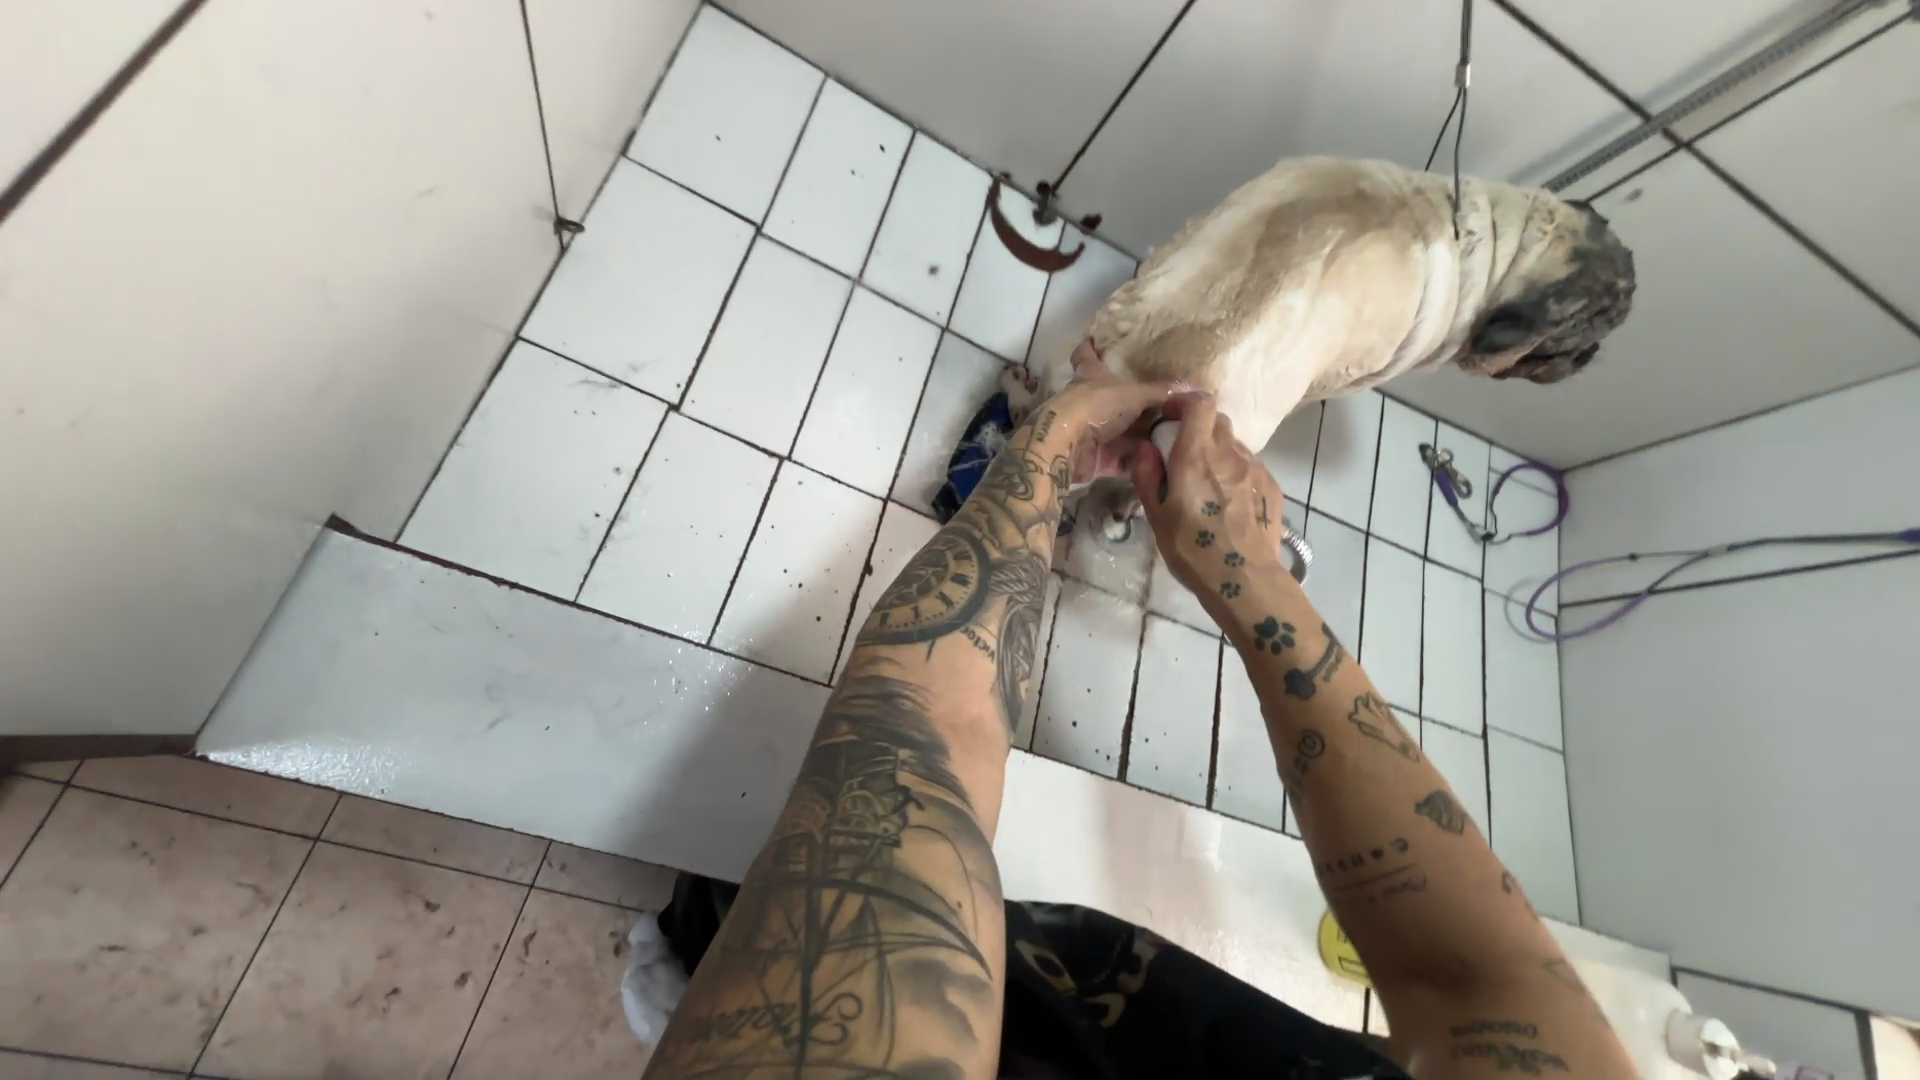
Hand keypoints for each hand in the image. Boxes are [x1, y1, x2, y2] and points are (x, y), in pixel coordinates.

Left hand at [1033, 340, 1175, 484]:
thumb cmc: (1095, 406)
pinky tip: (1162, 460)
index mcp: (1090, 376)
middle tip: (1167, 403)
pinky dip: (1138, 461)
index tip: (1093, 339)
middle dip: (1134, 403)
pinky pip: (1121, 459)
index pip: (1085, 355)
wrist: (1068, 445)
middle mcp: (1088, 401)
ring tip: (1176, 434)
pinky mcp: (1093, 457)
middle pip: (1111, 399)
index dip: (1089, 347)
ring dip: (1142, 436)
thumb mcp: (1134, 393)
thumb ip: (1161, 392)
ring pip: (1120, 433)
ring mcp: (1089, 431)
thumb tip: (1193, 387)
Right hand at [1130, 393, 1288, 614]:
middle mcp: (1229, 454)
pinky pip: (1249, 467)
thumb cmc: (1192, 549)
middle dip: (1199, 429)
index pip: (1200, 403)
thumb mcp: (1156, 516)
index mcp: (1196, 456)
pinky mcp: (1272, 486)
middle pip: (1218, 421)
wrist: (1244, 580)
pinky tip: (1227, 503)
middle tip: (1183, 455)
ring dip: (1217, 453)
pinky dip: (1235, 473)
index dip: (1185, 401)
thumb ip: (1147, 475)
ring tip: (1206, 485)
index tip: (1170, 416)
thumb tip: (1144, 448)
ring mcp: (1255, 469)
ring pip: (1234, 445)